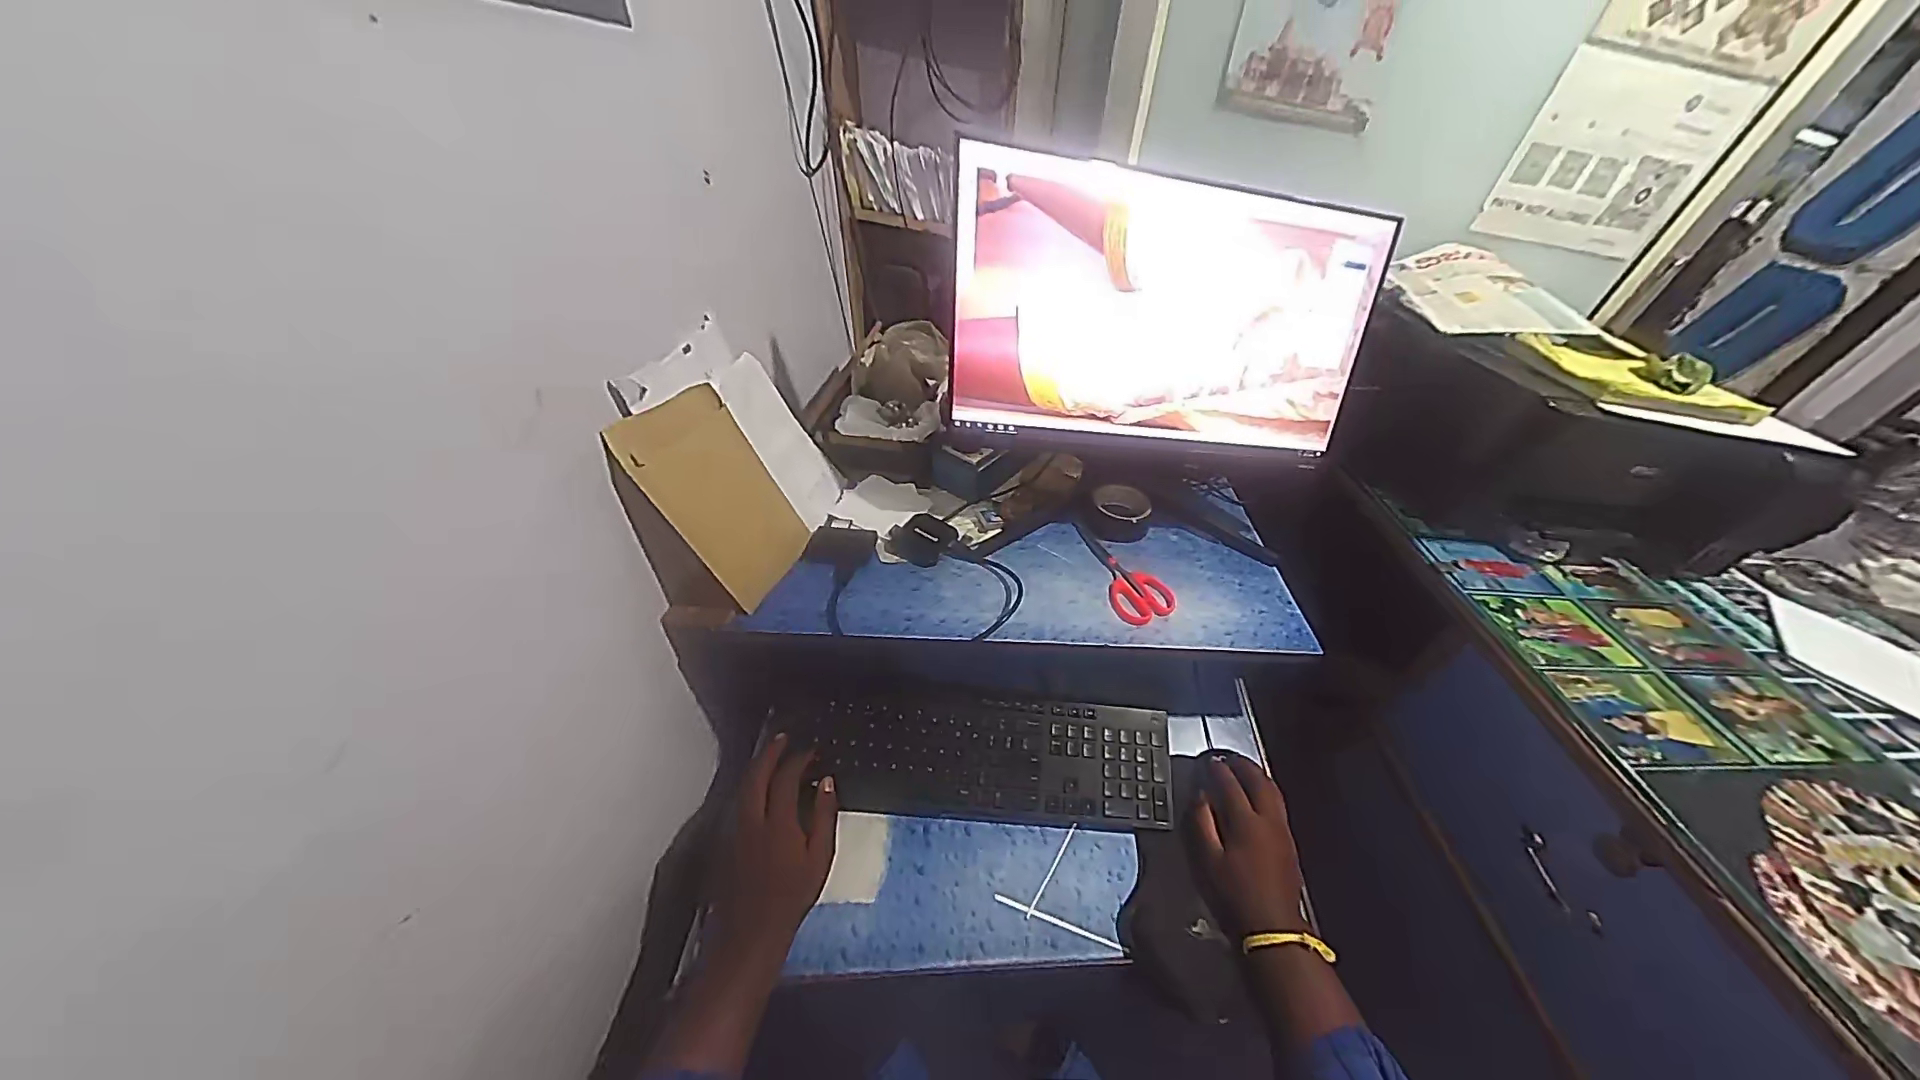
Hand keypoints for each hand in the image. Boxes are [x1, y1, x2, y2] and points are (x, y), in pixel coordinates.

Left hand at [707, 734, 838, 965]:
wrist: (750, 933)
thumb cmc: (792, 898)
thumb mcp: (820, 858)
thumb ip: (825, 816)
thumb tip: (827, 783)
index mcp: (779, 824)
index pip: (787, 777)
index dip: (799, 759)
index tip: (811, 752)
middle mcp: (753, 821)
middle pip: (757, 774)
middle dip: (770, 752)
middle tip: (783, 739)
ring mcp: (735, 830)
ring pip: (744, 787)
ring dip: (758, 767)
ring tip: (772, 757)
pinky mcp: (726, 840)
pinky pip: (738, 802)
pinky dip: (751, 786)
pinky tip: (761, 789)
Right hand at [1189, 753, 1305, 934]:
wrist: (1272, 927)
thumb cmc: (1233, 894)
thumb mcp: (1206, 859)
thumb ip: (1201, 822)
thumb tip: (1200, 796)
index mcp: (1245, 822)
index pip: (1230, 784)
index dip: (1217, 770)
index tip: (1208, 761)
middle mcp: (1268, 820)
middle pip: (1258, 781)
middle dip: (1242, 766)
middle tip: (1228, 758)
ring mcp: (1282, 831)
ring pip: (1273, 792)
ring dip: (1257, 776)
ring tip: (1243, 770)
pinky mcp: (1289, 843)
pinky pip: (1278, 805)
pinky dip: (1265, 791)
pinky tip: (1256, 796)